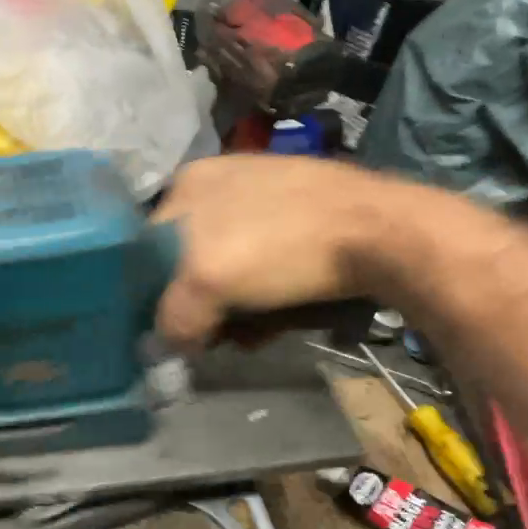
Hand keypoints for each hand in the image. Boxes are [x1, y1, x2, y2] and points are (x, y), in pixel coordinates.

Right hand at [152, 155, 406, 345]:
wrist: (381, 234)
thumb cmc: (281, 247)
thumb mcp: (206, 283)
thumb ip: (171, 318)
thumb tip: (166, 345)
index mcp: (187, 183)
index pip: (146, 248)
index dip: (152, 293)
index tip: (172, 327)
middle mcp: (219, 184)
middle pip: (186, 263)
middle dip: (201, 307)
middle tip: (220, 335)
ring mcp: (264, 197)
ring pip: (227, 270)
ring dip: (234, 311)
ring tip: (256, 333)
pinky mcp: (300, 216)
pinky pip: (262, 267)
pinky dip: (265, 299)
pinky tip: (280, 319)